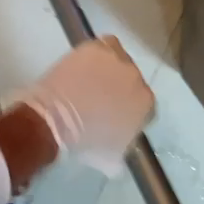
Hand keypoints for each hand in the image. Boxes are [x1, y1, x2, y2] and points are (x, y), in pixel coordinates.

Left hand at [7, 37, 155, 173]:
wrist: (57, 120)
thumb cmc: (87, 143)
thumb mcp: (113, 158)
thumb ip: (124, 149)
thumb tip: (121, 147)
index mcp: (146, 103)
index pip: (145, 105)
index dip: (131, 111)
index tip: (117, 117)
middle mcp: (136, 77)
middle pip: (133, 79)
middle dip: (121, 88)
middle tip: (103, 97)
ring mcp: (116, 58)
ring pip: (120, 59)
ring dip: (112, 67)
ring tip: (95, 78)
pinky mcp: (95, 47)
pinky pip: (104, 44)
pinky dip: (99, 53)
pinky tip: (89, 63)